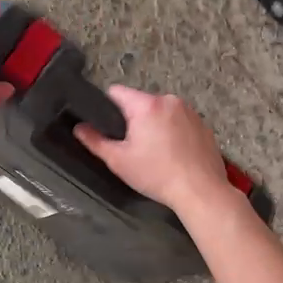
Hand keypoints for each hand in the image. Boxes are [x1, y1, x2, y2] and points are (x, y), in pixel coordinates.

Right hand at [74, 86, 235, 213]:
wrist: (200, 190)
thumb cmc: (157, 175)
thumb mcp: (119, 160)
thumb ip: (95, 141)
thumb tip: (79, 128)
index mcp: (146, 105)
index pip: (117, 91)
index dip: (107, 106)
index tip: (107, 125)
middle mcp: (169, 101)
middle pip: (141, 102)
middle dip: (134, 119)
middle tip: (133, 146)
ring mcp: (189, 111)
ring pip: (161, 112)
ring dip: (155, 125)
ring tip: (156, 153)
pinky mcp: (203, 124)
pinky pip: (180, 121)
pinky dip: (174, 132)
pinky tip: (174, 154)